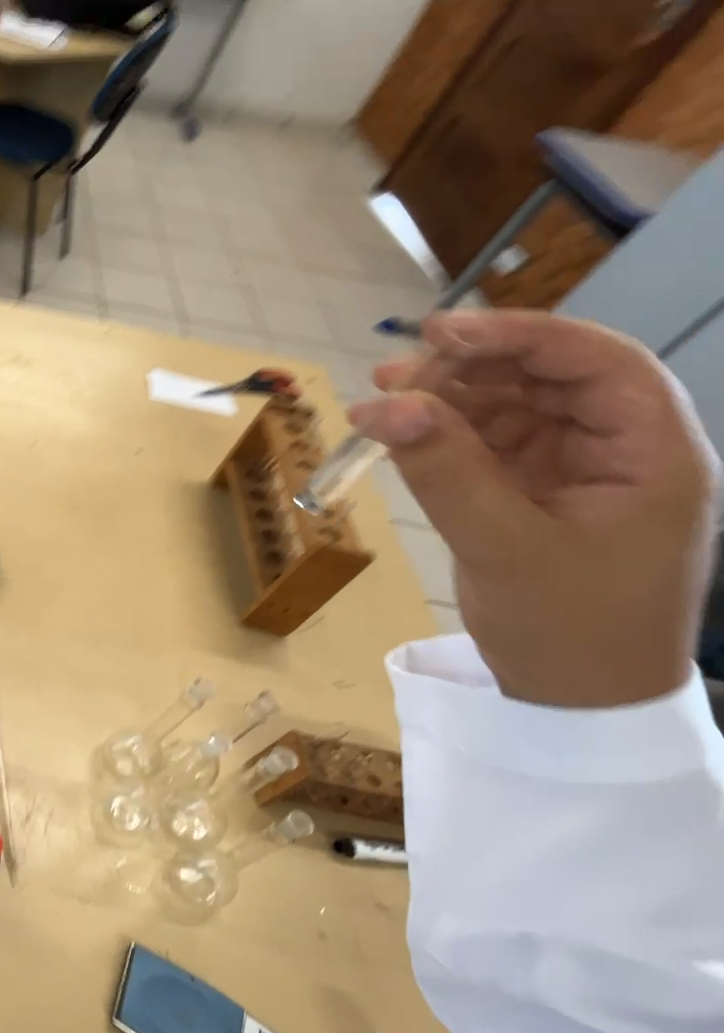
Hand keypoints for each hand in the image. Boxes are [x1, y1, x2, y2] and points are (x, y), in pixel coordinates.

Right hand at [349, 310, 718, 707]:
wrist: (576, 698)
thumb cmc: (567, 628)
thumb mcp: (503, 547)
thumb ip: (445, 471)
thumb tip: (384, 406)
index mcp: (654, 455)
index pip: (598, 365)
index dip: (520, 337)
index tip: (438, 333)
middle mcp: (620, 451)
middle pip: (549, 379)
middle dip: (470, 369)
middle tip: (390, 375)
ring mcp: (575, 472)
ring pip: (511, 408)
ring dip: (446, 400)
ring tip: (378, 401)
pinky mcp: (534, 494)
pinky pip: (486, 445)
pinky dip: (441, 435)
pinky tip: (398, 433)